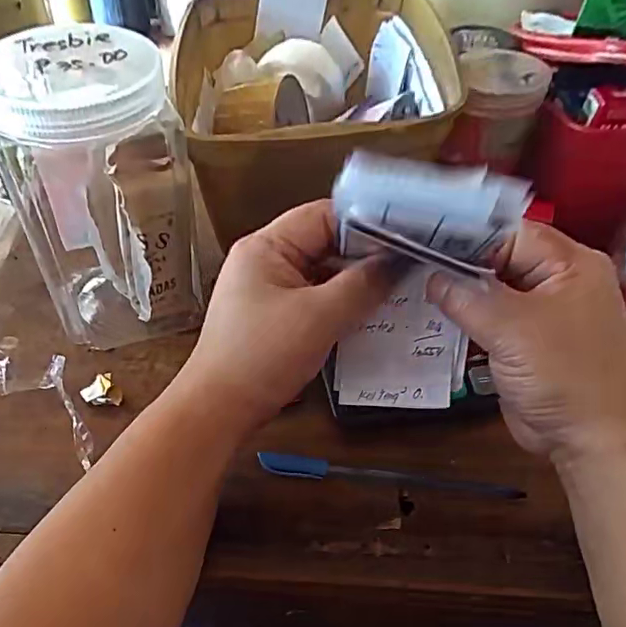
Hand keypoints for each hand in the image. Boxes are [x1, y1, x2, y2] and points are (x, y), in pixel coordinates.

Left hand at [176, 200, 394, 427]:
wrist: (219, 409)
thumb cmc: (260, 358)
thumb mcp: (319, 317)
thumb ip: (361, 286)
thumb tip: (396, 263)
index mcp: (266, 246)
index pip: (324, 216)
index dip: (364, 226)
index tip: (402, 242)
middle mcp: (265, 264)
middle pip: (324, 248)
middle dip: (363, 262)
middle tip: (405, 274)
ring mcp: (268, 296)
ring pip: (322, 281)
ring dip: (353, 290)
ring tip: (393, 299)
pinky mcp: (274, 325)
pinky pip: (314, 307)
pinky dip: (339, 313)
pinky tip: (365, 324)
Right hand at [426, 223, 625, 461]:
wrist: (591, 438)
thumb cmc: (564, 375)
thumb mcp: (513, 328)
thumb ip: (469, 298)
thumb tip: (434, 278)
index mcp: (570, 265)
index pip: (512, 234)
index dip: (470, 237)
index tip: (426, 242)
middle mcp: (558, 286)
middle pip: (502, 264)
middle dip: (461, 269)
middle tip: (414, 268)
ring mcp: (543, 321)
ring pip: (495, 300)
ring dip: (462, 303)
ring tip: (417, 295)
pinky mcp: (528, 352)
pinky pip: (494, 331)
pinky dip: (469, 330)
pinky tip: (437, 327)